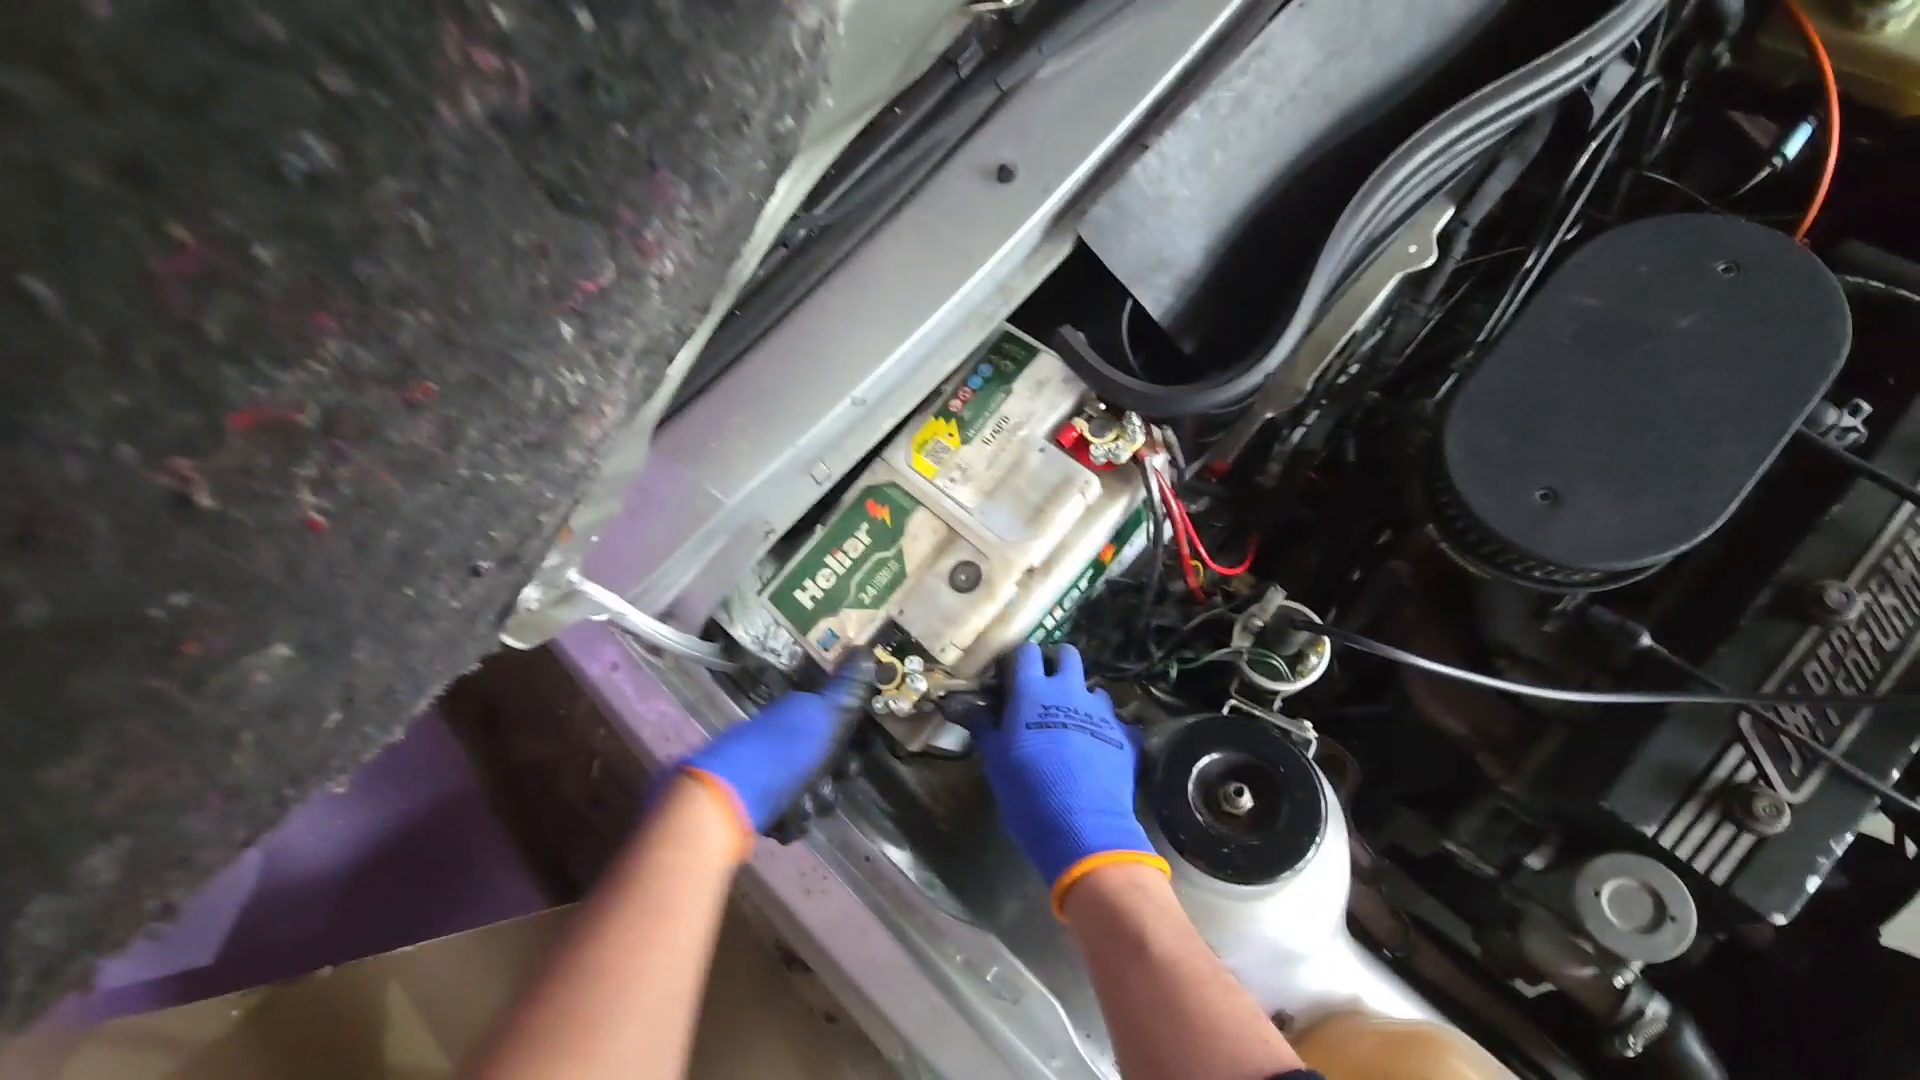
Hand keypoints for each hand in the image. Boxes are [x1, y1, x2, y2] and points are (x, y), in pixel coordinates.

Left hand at [679, 665, 868, 843]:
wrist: (728, 799)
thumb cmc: (784, 753)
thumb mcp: (823, 715)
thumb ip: (847, 689)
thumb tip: (865, 649)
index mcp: (796, 714)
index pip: (834, 723)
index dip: (853, 741)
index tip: (861, 755)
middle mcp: (779, 739)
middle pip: (823, 762)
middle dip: (832, 779)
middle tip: (830, 783)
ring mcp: (765, 773)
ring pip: (807, 792)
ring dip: (811, 803)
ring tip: (803, 806)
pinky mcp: (753, 805)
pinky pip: (786, 815)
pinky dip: (789, 820)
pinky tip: (784, 820)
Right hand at [970, 643, 1167, 917]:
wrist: (1083, 829)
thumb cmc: (1027, 792)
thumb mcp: (995, 761)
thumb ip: (984, 727)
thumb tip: (968, 706)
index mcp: (1032, 692)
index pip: (1026, 652)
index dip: (1017, 659)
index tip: (1008, 677)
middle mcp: (1070, 690)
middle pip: (1068, 654)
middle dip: (1055, 663)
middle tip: (1043, 687)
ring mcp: (1102, 711)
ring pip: (1093, 688)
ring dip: (1081, 696)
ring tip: (1071, 722)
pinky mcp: (1125, 735)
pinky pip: (1114, 720)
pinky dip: (1103, 727)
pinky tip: (1095, 749)